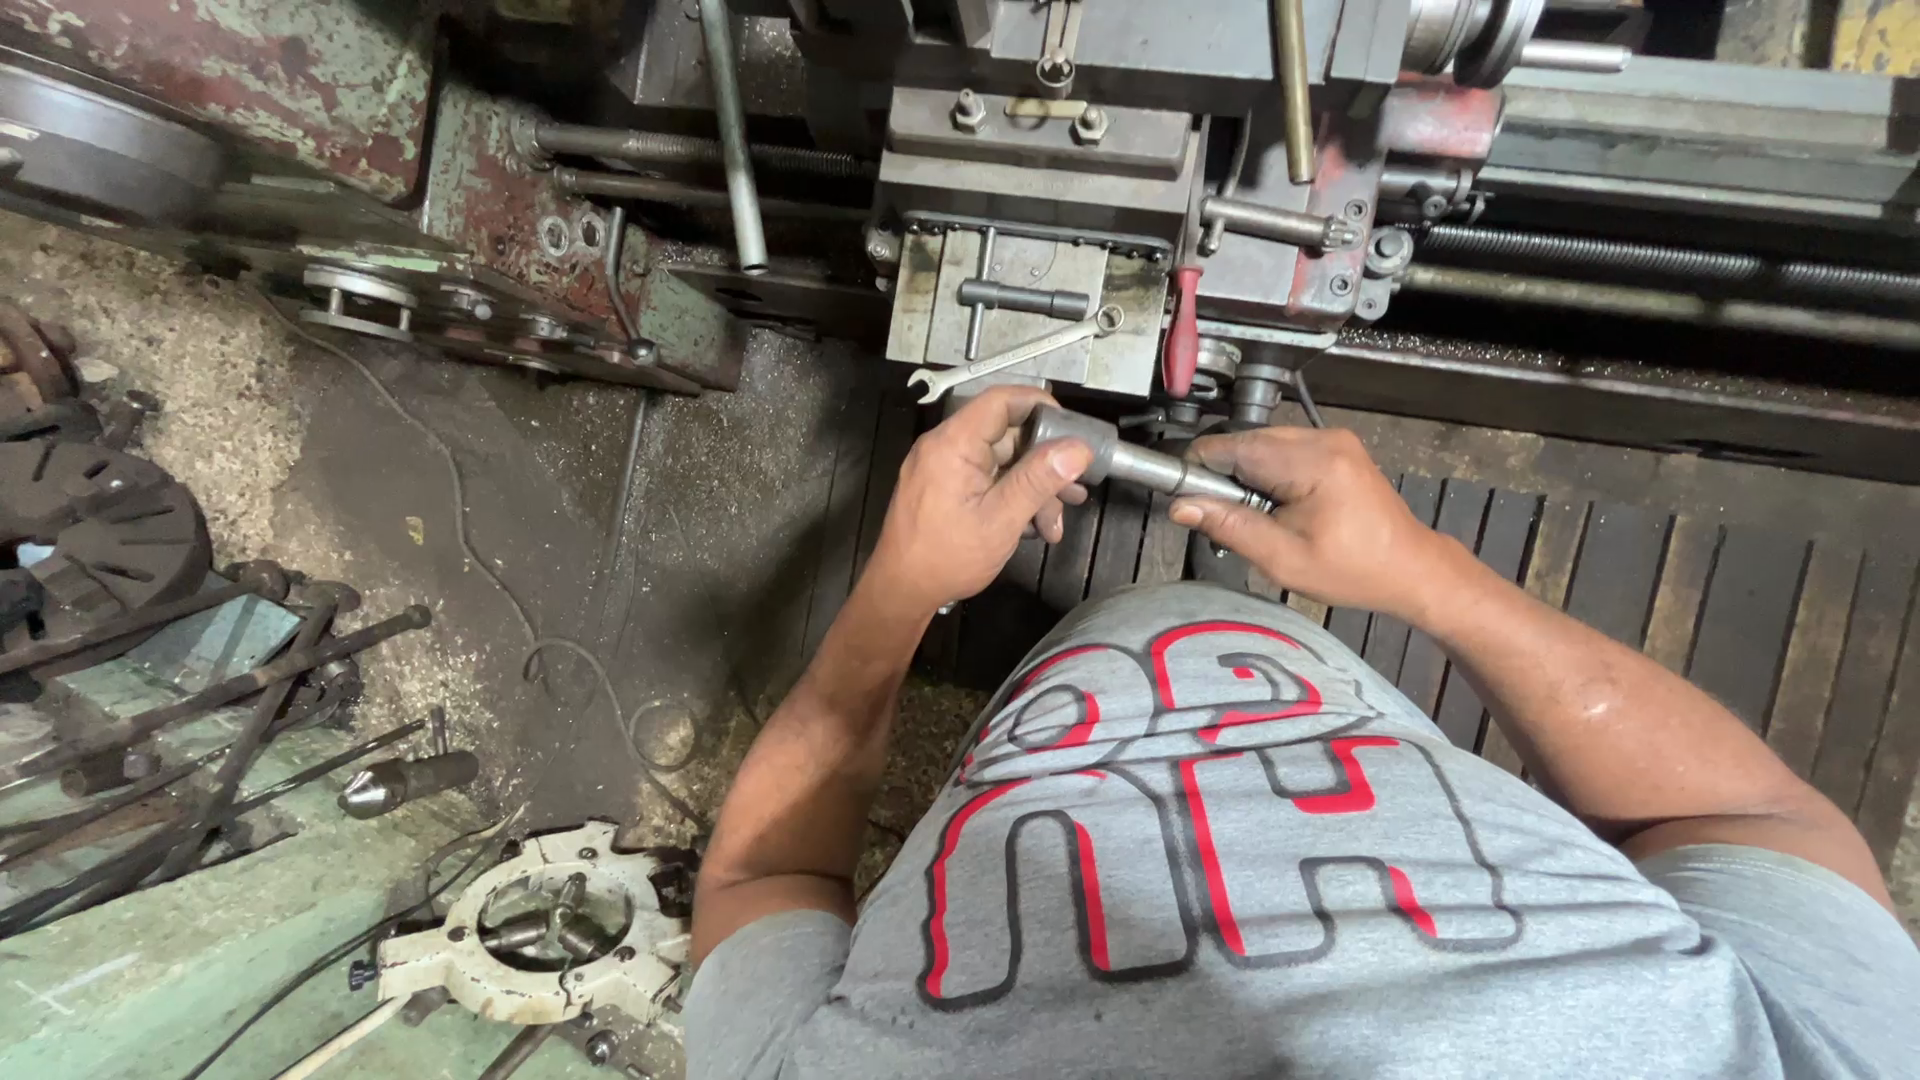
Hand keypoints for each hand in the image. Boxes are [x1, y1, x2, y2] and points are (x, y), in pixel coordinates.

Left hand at [866, 386, 1093, 615]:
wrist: (901, 591)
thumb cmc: (946, 557)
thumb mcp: (1001, 519)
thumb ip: (1038, 480)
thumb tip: (1078, 449)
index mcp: (952, 443)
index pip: (1001, 400)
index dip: (1041, 407)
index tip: (1072, 430)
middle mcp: (944, 447)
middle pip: (1007, 435)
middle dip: (1044, 465)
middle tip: (1074, 491)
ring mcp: (943, 468)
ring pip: (1001, 462)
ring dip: (1032, 490)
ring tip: (1053, 523)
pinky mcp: (944, 487)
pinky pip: (986, 479)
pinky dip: (1011, 498)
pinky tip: (1032, 527)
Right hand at [1169, 427, 1465, 621]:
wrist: (1411, 568)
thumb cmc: (1351, 571)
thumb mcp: (1282, 559)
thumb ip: (1229, 526)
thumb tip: (1180, 505)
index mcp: (1313, 463)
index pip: (1232, 447)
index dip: (1198, 468)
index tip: (1184, 496)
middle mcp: (1323, 438)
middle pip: (1244, 441)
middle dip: (1223, 475)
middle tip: (1223, 516)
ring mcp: (1332, 438)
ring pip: (1260, 443)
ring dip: (1243, 474)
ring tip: (1253, 513)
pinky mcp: (1335, 445)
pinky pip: (1280, 448)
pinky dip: (1264, 471)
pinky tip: (1273, 503)